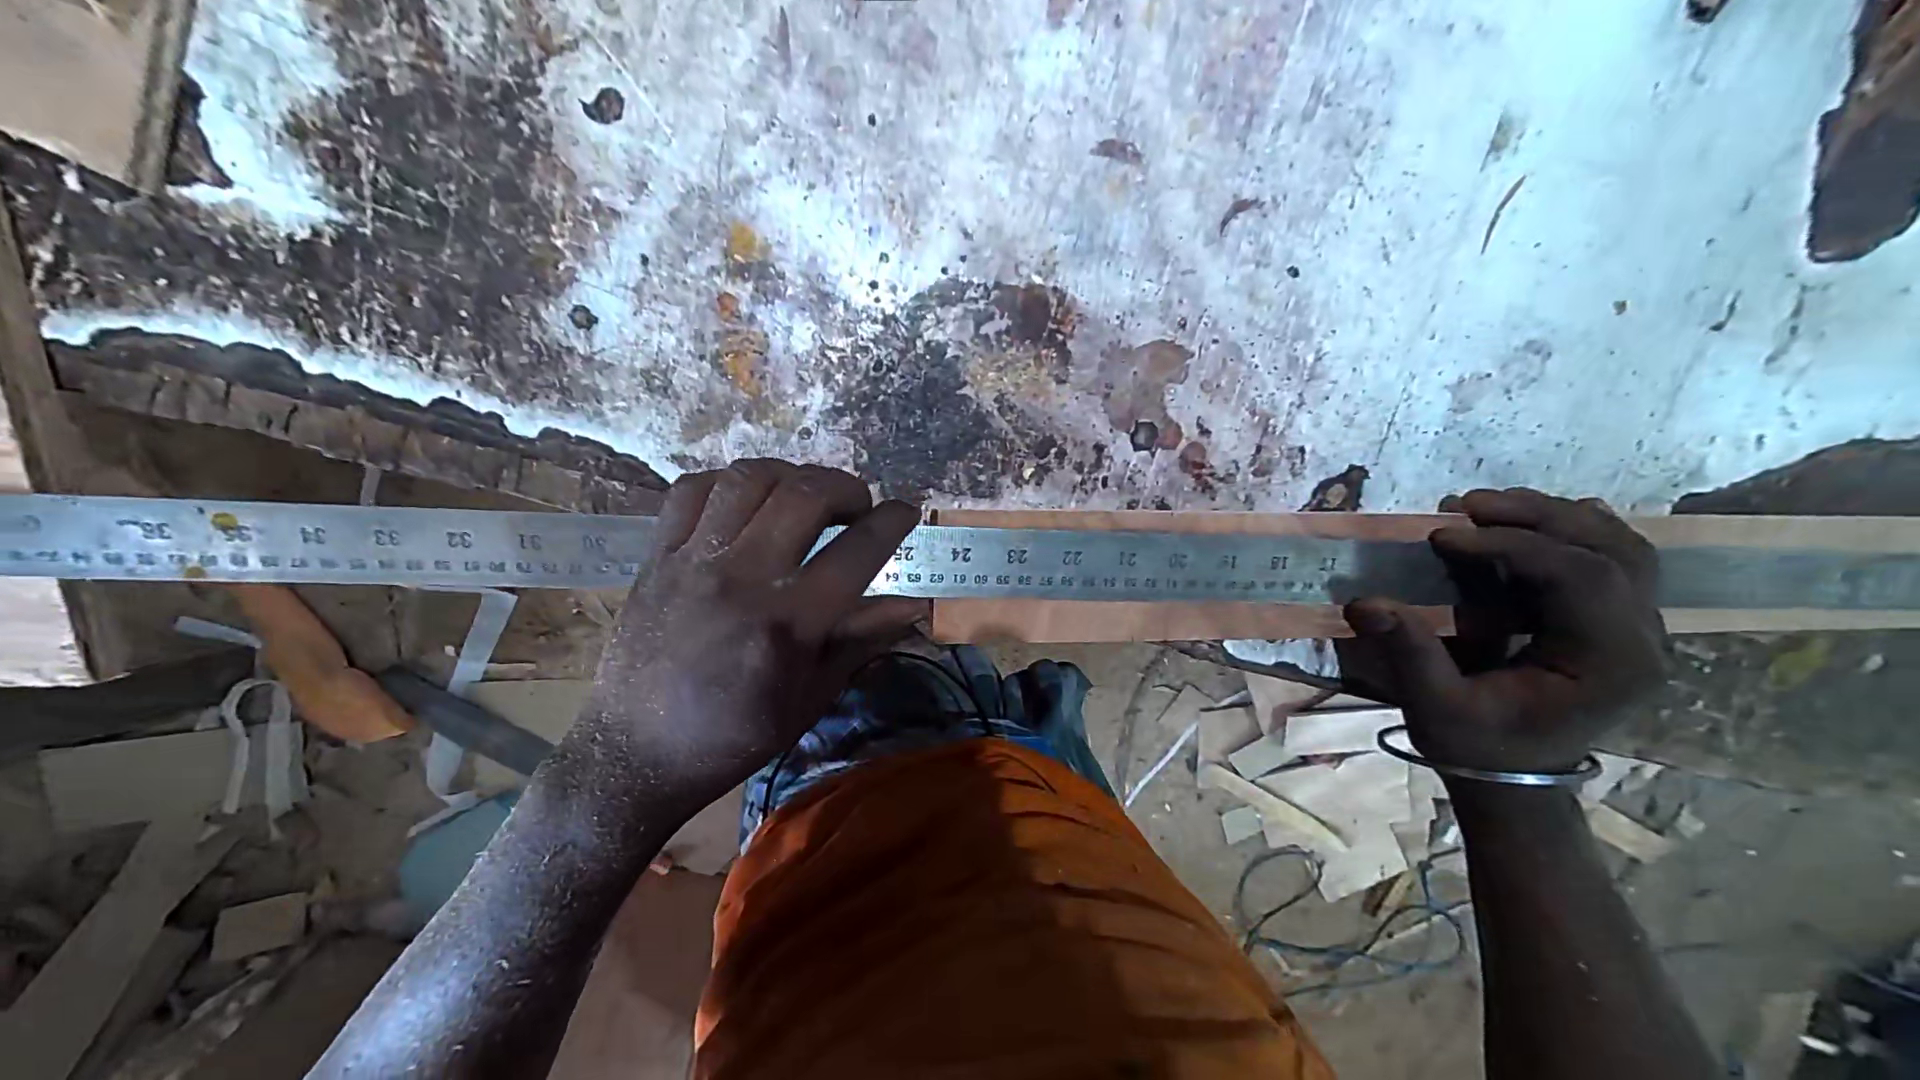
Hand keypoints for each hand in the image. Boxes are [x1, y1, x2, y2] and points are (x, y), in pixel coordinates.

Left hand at [577, 460, 924, 807]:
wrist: (638, 753)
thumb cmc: (736, 734)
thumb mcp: (812, 695)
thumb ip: (862, 639)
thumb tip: (913, 604)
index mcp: (788, 623)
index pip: (857, 551)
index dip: (892, 522)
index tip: (906, 511)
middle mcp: (742, 578)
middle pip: (806, 496)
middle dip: (847, 488)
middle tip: (857, 507)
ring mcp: (694, 562)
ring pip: (750, 479)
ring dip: (792, 476)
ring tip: (805, 496)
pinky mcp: (657, 558)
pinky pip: (692, 490)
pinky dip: (729, 482)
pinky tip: (747, 501)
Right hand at [1338, 488, 1667, 773]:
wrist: (1515, 777)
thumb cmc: (1478, 746)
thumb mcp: (1436, 707)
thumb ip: (1409, 653)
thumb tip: (1364, 603)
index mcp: (1608, 662)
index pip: (1580, 576)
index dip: (1512, 545)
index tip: (1442, 534)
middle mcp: (1640, 639)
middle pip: (1611, 550)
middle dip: (1536, 517)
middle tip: (1466, 504)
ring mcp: (1637, 629)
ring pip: (1620, 547)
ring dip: (1554, 517)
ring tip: (1487, 506)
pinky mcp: (1616, 622)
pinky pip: (1612, 560)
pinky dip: (1569, 532)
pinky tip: (1529, 522)